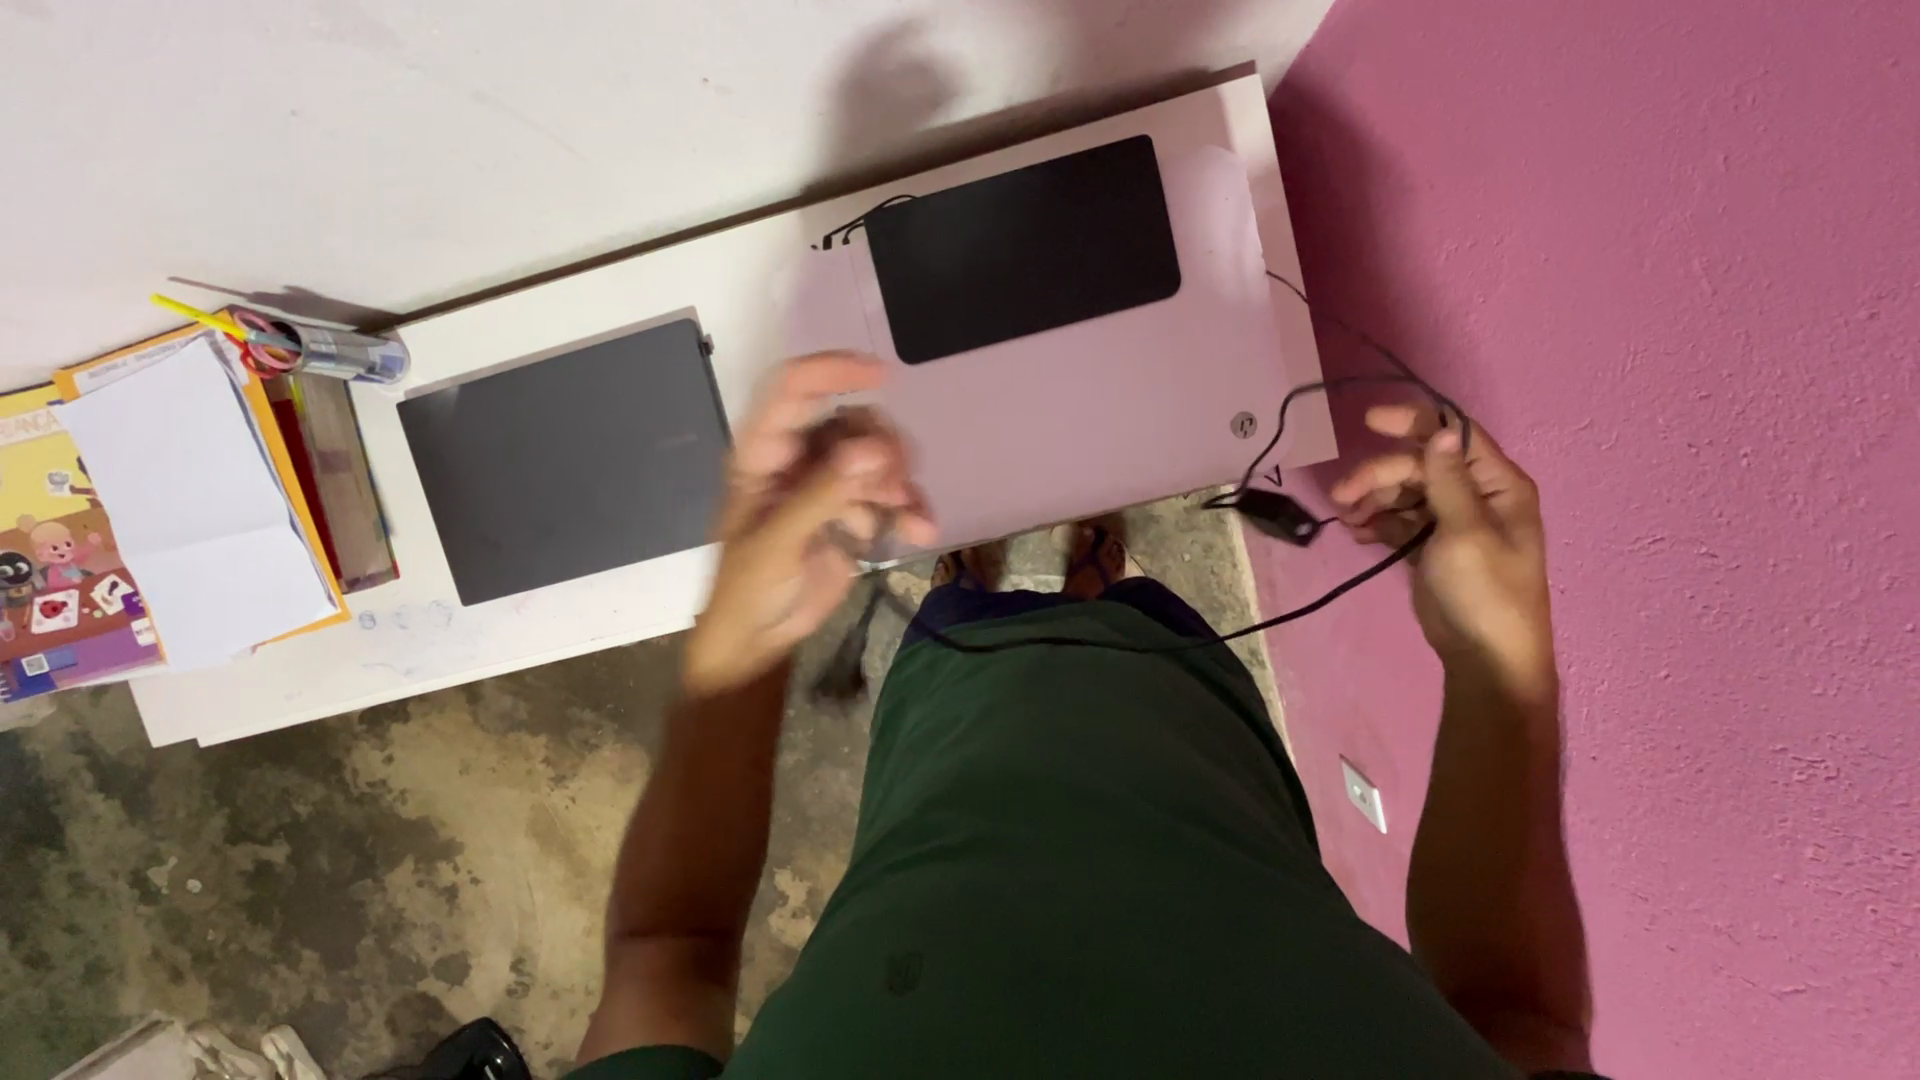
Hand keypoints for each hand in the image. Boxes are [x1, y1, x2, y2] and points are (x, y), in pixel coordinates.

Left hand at [682, 352, 934, 697]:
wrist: (760, 638)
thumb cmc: (748, 588)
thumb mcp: (779, 542)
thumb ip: (822, 494)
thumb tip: (874, 450)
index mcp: (764, 452)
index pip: (793, 390)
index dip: (832, 371)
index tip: (881, 375)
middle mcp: (798, 457)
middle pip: (850, 421)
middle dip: (881, 446)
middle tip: (893, 483)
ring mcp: (827, 483)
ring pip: (877, 455)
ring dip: (898, 480)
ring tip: (905, 512)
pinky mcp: (852, 510)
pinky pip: (890, 494)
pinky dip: (908, 509)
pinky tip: (920, 529)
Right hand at [1331, 405, 1554, 697]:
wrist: (1484, 654)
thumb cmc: (1485, 591)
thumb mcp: (1466, 532)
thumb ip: (1449, 481)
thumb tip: (1440, 432)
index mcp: (1497, 485)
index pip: (1454, 436)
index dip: (1413, 422)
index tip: (1368, 421)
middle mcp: (1475, 495)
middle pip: (1418, 466)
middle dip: (1378, 475)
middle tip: (1342, 495)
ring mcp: (1450, 521)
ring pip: (1403, 492)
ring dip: (1372, 499)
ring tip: (1347, 519)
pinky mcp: (1428, 545)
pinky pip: (1397, 520)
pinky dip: (1376, 523)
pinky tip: (1357, 534)